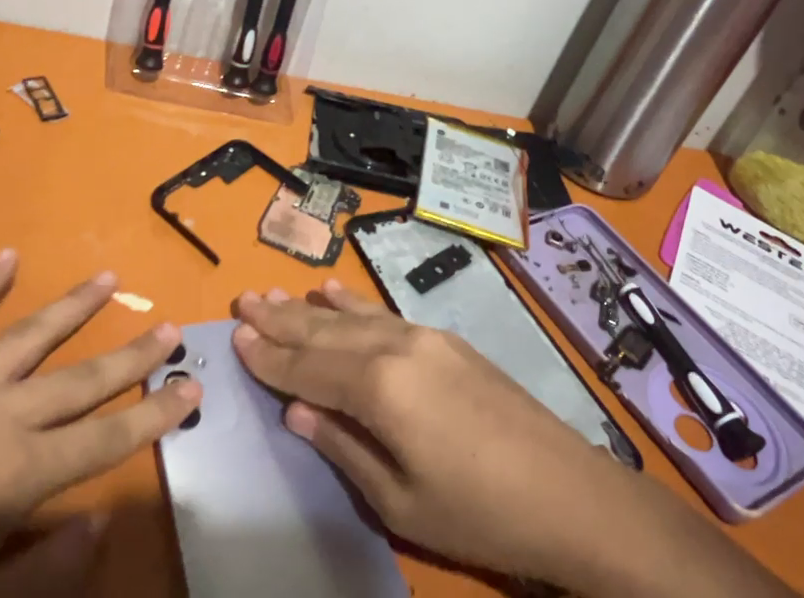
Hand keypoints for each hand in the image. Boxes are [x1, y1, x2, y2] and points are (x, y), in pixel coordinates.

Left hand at [0, 250, 200, 597]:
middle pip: (79, 382)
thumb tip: (103, 523)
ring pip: (25, 338)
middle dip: (131, 357)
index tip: (194, 390)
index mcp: (13, 478)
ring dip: (71, 308)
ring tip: (108, 278)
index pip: (106, 440)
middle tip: (172, 328)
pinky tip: (4, 258)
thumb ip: (42, 566)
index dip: (154, 416)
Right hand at [233, 282, 793, 597]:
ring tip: (273, 292)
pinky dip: (354, 304)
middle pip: (326, 331)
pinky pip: (386, 315)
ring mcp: (427, 338)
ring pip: (353, 317)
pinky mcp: (449, 341)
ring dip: (310, 307)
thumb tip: (296, 408)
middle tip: (241, 299)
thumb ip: (342, 444)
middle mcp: (398, 348)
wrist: (570, 495)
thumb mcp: (397, 497)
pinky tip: (335, 293)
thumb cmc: (476, 511)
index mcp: (379, 386)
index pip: (307, 367)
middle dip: (281, 319)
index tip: (233, 335)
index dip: (268, 355)